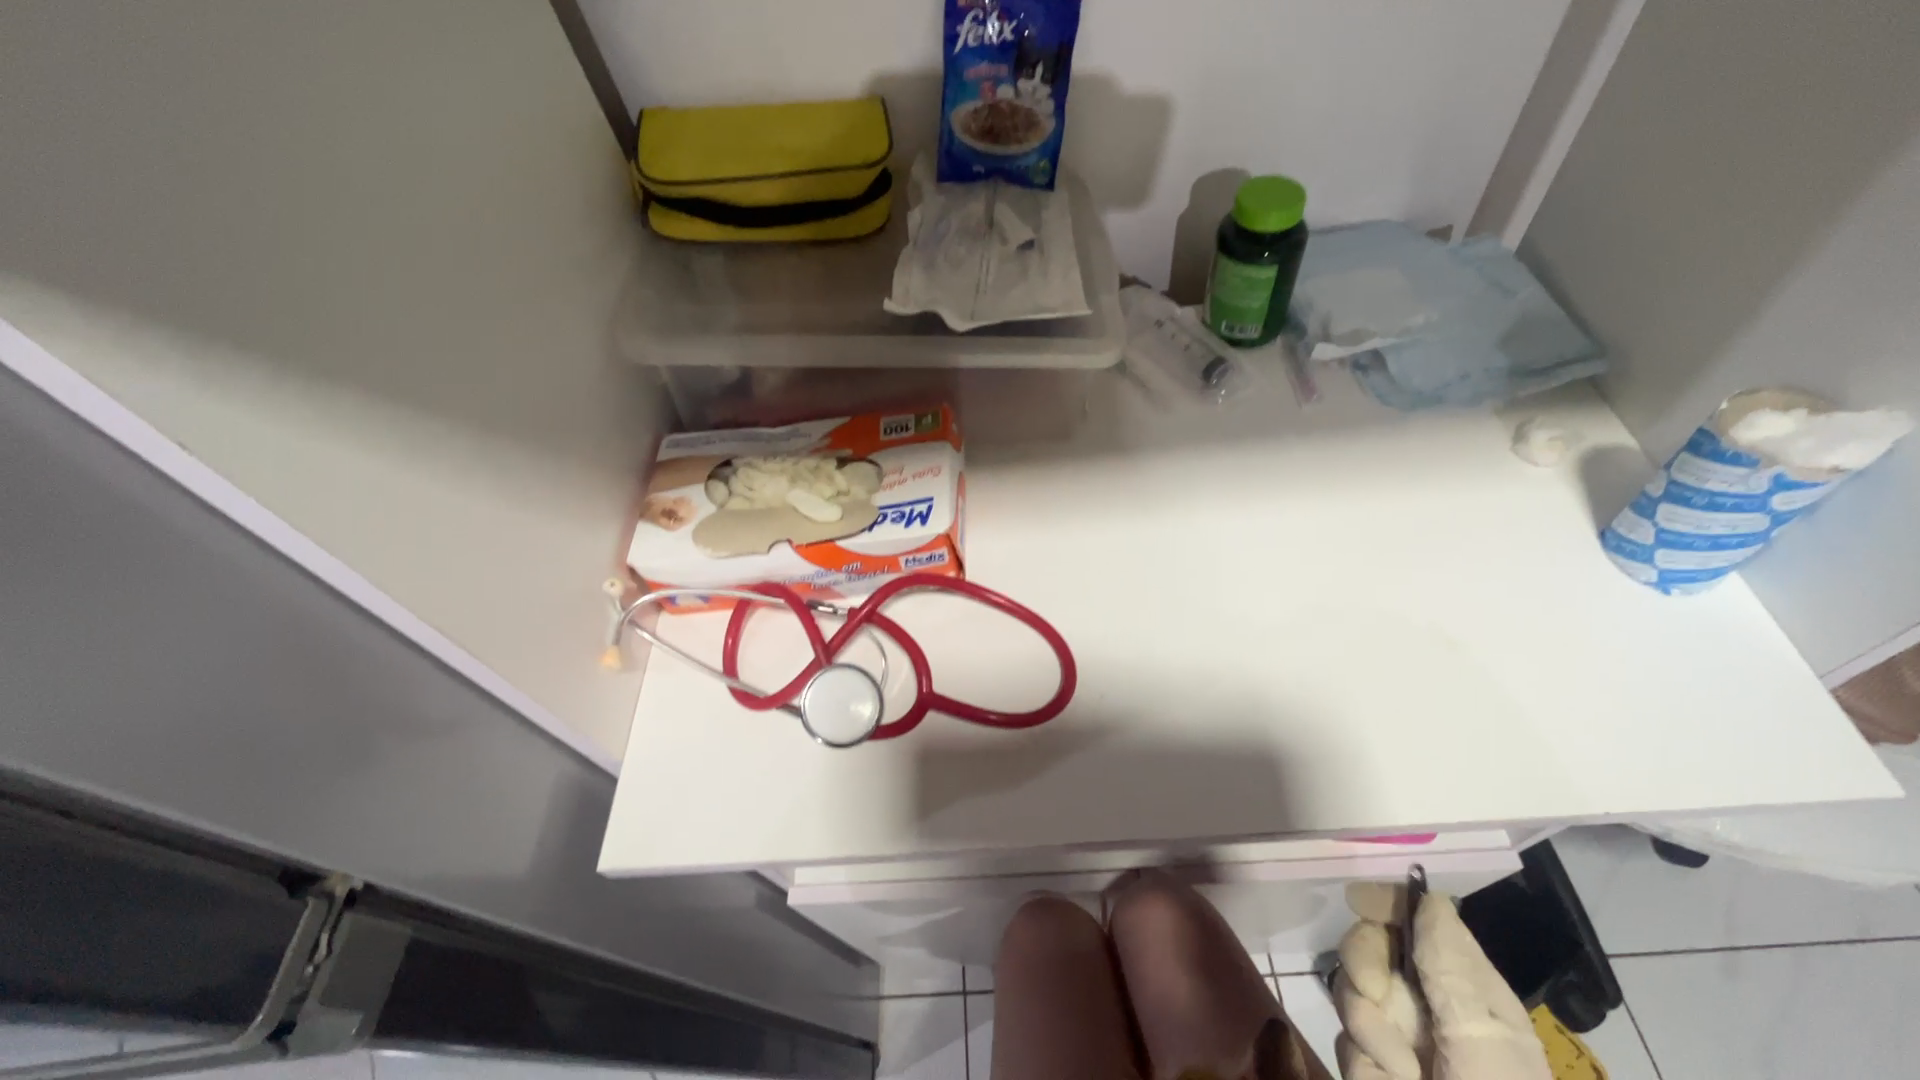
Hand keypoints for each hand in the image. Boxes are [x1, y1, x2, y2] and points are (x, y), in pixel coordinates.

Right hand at [1332, 885, 1549, 1079]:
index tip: (1358, 900)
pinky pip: (1346, 1045)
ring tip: (1410, 1076)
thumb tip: (1429, 896)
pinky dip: (1369, 1069)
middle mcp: (1429, 1004)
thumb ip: (1449, 968)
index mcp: (1468, 988)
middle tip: (1378, 998)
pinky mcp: (1373, 1070)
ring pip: (1350, 997)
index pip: (1418, 920)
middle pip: (1369, 947)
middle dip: (1367, 970)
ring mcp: (1400, 1039)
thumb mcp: (1485, 1042)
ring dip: (1373, 1035)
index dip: (1386, 903)